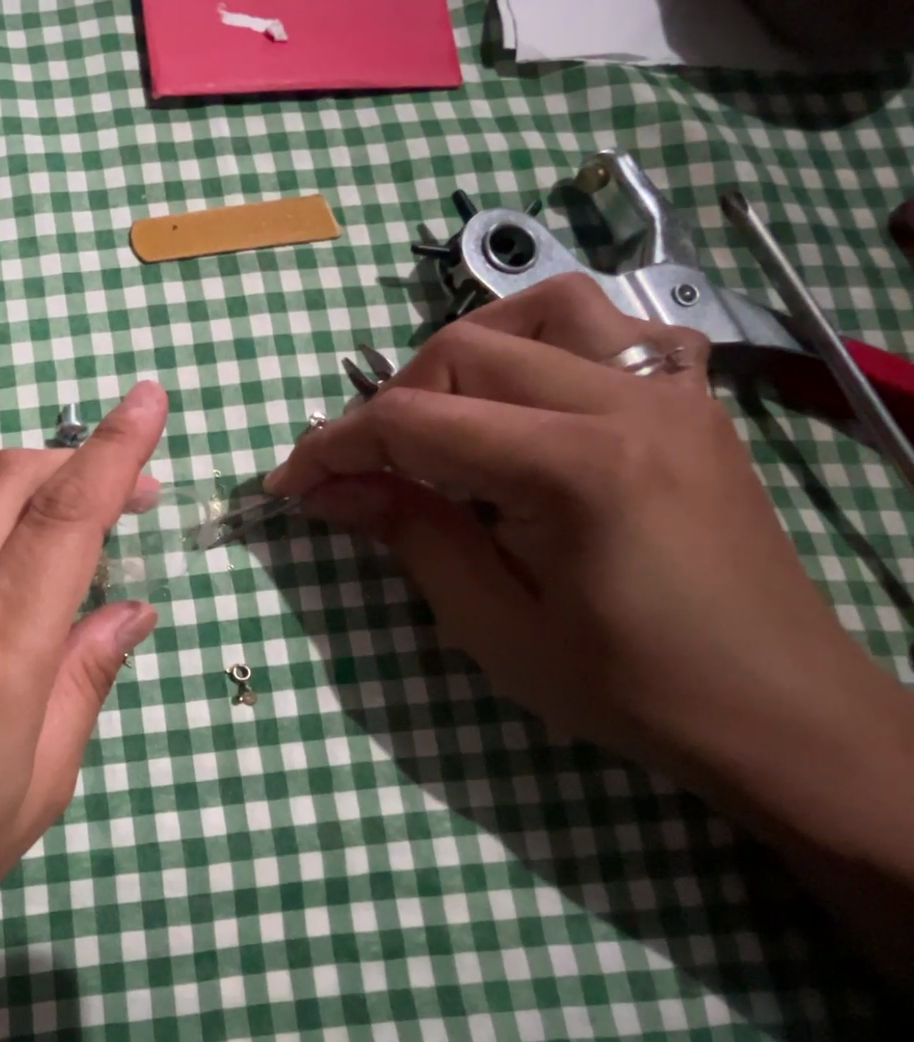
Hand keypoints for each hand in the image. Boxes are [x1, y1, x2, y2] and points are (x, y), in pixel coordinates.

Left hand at [0, 383, 169, 1020]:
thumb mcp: (37, 789)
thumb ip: (84, 684)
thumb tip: (131, 610)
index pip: (64, 519)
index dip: (116, 450)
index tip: (152, 399)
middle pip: (8, 477)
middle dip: (80, 454)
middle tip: (136, 486)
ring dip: (25, 469)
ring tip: (74, 499)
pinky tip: (4, 534)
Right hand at [266, 276, 911, 860]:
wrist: (776, 709)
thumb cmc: (624, 683)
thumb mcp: (490, 623)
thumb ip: (408, 532)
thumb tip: (329, 488)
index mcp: (571, 469)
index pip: (411, 420)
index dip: (331, 448)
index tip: (287, 485)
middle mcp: (625, 403)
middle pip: (460, 351)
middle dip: (384, 404)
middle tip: (358, 471)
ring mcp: (671, 392)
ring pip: (540, 309)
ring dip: (464, 350)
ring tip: (436, 412)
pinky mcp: (692, 402)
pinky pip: (613, 327)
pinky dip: (545, 343)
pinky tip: (527, 398)